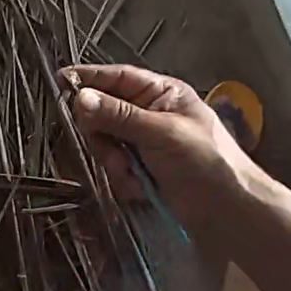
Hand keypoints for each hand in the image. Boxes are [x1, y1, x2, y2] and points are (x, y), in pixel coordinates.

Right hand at [62, 64, 280, 238]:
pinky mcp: (139, 168)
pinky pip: (112, 167)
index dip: (89, 78)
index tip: (61, 81)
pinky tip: (140, 187)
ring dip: (113, 162)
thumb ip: (119, 116)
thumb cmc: (206, 162)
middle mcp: (148, 113)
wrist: (229, 212)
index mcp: (161, 93)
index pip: (117, 78)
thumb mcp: (162, 133)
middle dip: (102, 134)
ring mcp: (142, 142)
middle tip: (112, 149)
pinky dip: (122, 180)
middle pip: (102, 112)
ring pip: (104, 143)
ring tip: (133, 174)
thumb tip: (79, 98)